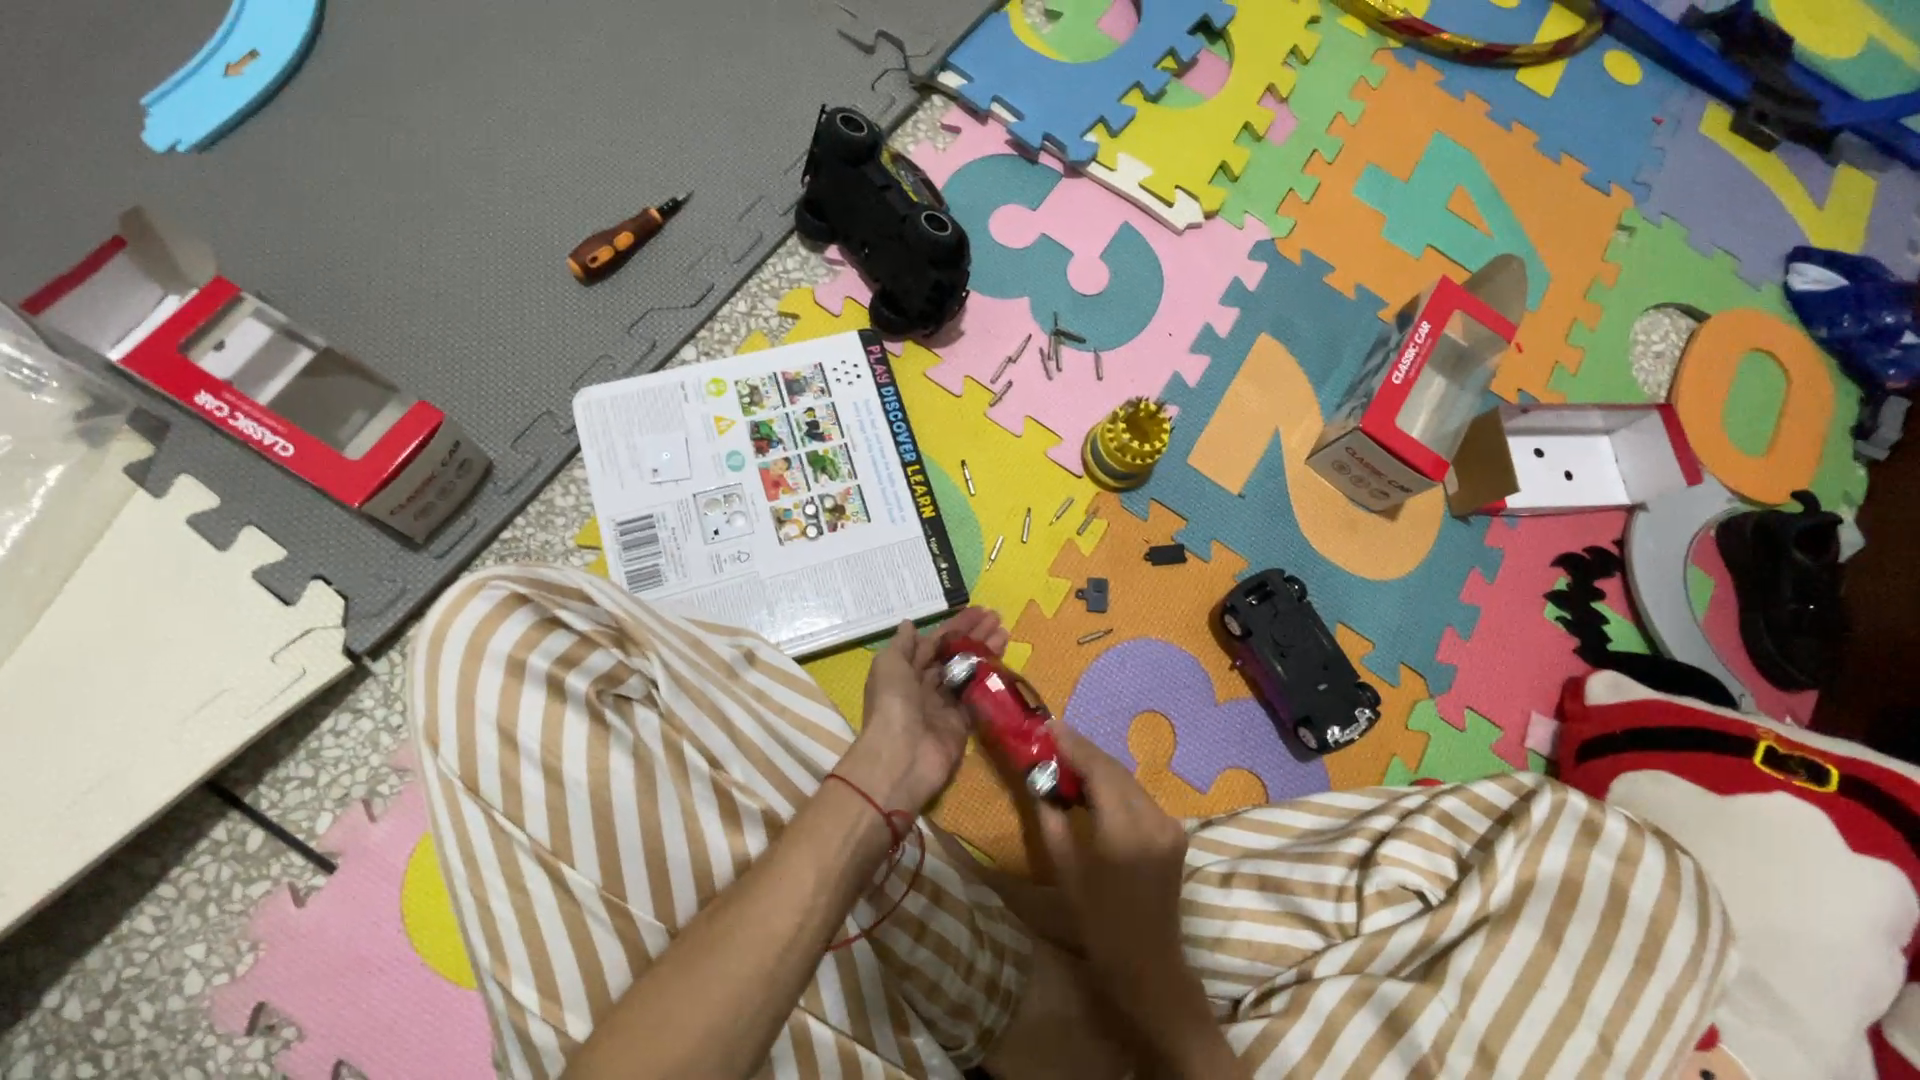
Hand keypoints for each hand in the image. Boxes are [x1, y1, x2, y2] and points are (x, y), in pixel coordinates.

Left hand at [836, 607, 1009, 812]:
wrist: (902, 757)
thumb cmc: (892, 704)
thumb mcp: (888, 665)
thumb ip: (902, 645)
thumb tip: (910, 624)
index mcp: (905, 671)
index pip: (934, 643)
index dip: (956, 627)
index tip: (979, 611)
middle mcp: (924, 687)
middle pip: (954, 656)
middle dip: (975, 637)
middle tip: (999, 618)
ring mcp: (944, 706)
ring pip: (968, 674)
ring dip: (986, 653)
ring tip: (1006, 634)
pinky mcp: (962, 725)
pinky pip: (977, 698)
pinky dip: (990, 681)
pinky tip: (1005, 664)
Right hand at [1036, 726, 1236, 1077]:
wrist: (1149, 965)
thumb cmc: (1099, 925)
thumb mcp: (1065, 872)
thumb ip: (1052, 819)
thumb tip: (1038, 781)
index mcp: (1126, 831)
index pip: (1099, 770)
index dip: (1073, 745)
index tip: (1047, 726)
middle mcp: (1155, 820)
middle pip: (1116, 770)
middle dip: (1083, 751)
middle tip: (1051, 737)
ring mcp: (1170, 825)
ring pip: (1129, 780)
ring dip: (1098, 767)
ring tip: (1065, 756)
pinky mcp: (1175, 833)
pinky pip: (1139, 797)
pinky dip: (1114, 786)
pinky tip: (1091, 785)